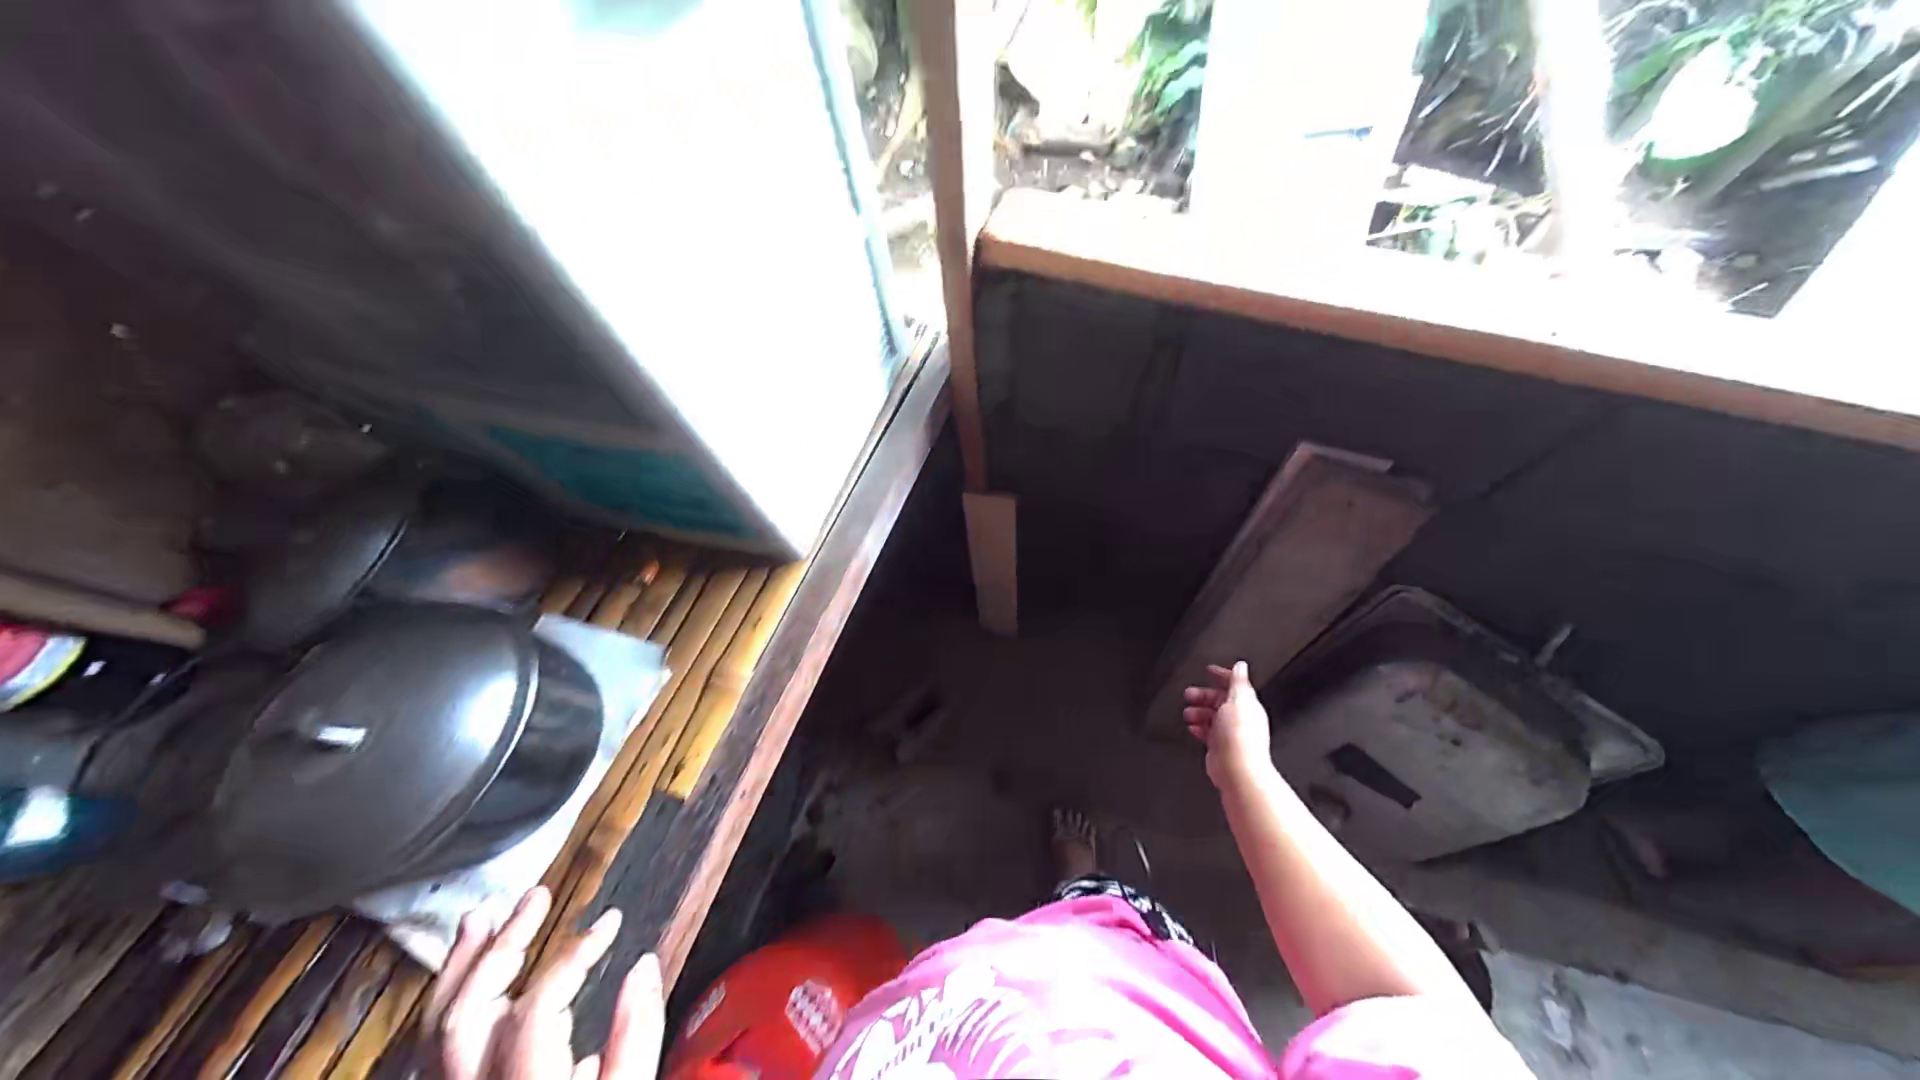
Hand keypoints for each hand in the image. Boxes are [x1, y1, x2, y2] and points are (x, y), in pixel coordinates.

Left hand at [425, 886, 664, 1079]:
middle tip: (538, 897)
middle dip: (506, 946)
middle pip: (470, 1016)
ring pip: (435, 1033)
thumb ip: (637, 1039)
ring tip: (487, 914)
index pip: (538, 1010)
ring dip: (462, 966)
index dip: (575, 957)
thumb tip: (642, 963)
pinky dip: (451, 999)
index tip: (612, 924)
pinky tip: (470, 969)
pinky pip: (435, 1050)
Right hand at [1182, 661, 1272, 790]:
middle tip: (1189, 694)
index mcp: (1247, 704)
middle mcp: (1240, 718)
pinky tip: (1192, 727)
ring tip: (1188, 713)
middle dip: (1203, 695)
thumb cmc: (1240, 737)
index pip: (1234, 684)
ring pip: (1211, 716)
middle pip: (1219, 700)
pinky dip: (1198, 727)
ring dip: (1198, 712)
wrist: (1237, 769)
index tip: (1209, 669)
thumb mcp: (1238, 700)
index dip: (1221, 675)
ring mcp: (1230, 733)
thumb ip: (1238, 681)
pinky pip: (1207, 732)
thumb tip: (1241, 666)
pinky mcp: (1220, 746)